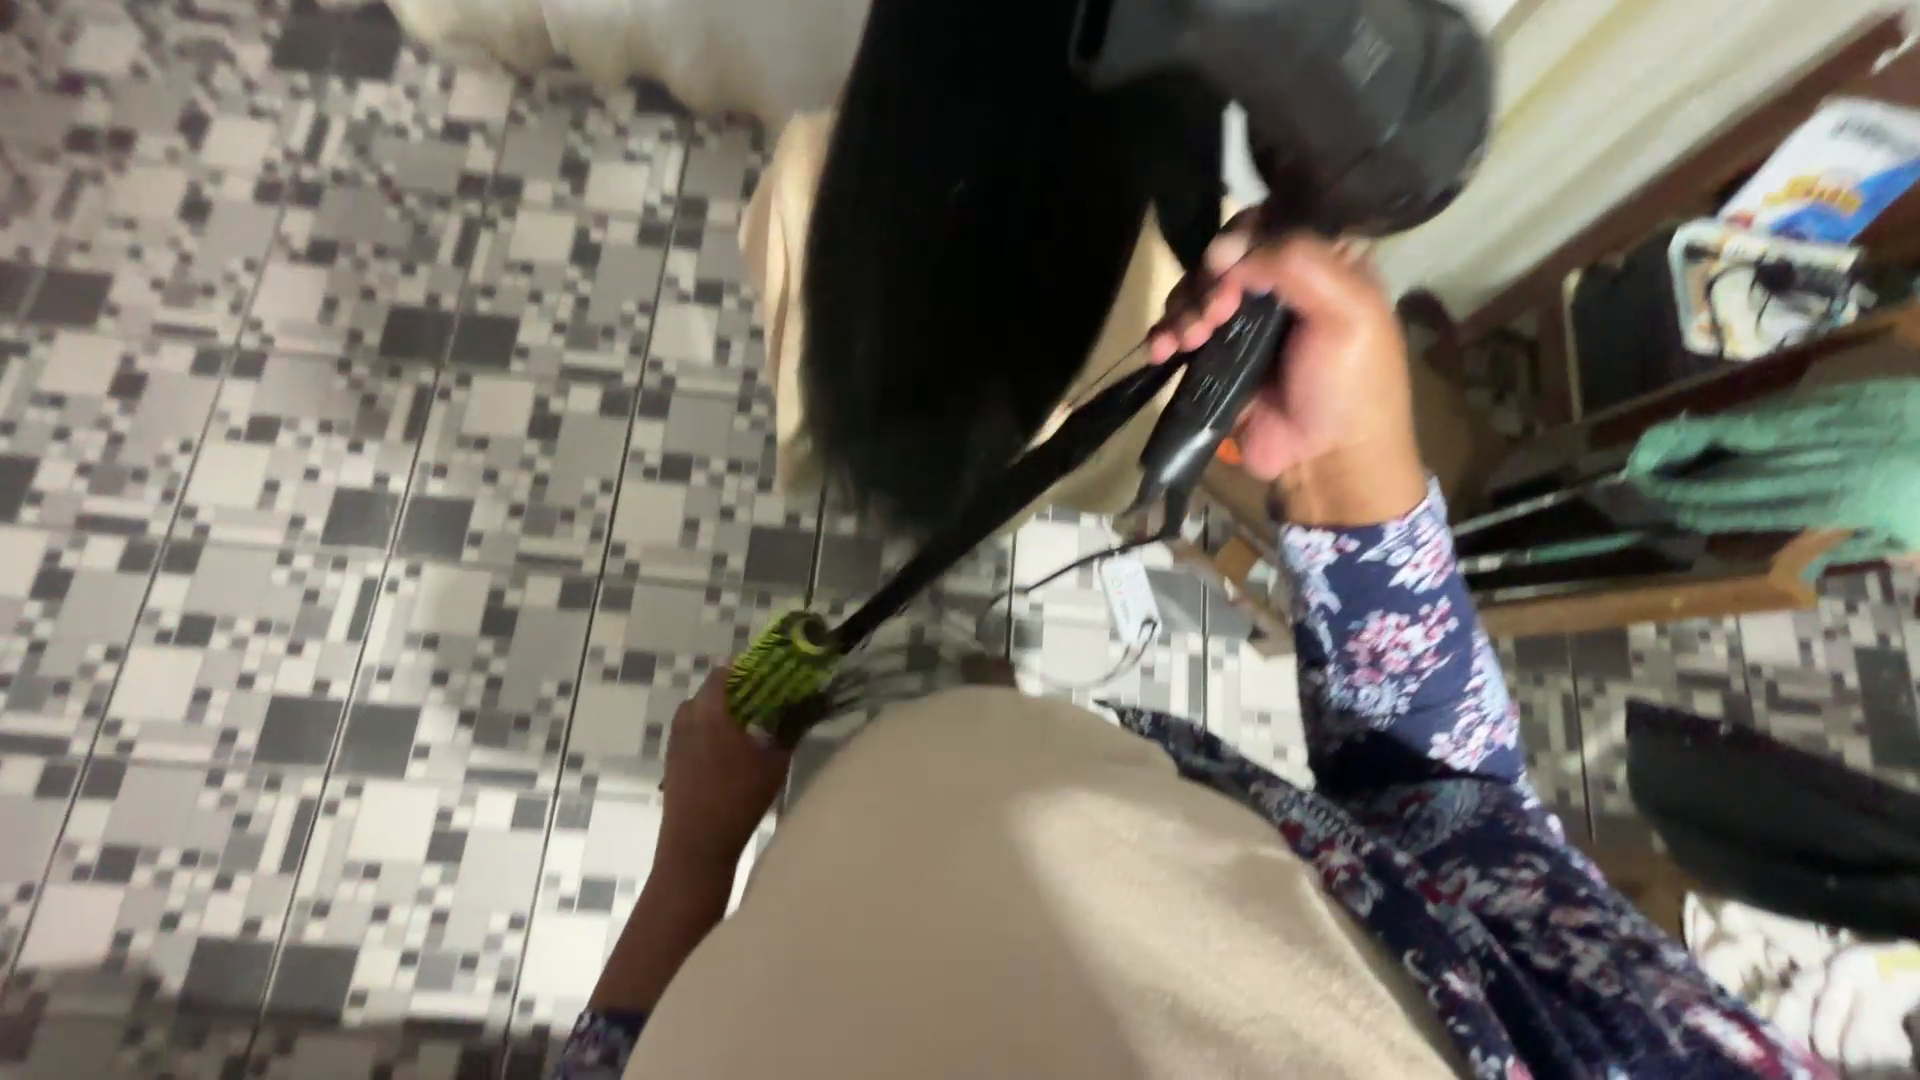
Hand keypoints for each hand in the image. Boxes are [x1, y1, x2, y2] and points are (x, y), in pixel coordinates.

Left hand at [656, 670, 791, 877]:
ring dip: (718, 712)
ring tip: (745, 725)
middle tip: (760, 700)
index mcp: (711, 713)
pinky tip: (727, 751)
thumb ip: (788, 731)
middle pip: (708, 692)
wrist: (697, 845)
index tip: (766, 674)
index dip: (744, 669)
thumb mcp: (774, 763)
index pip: (722, 674)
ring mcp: (675, 743)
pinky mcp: (672, 763)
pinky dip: (707, 731)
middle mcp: (688, 721)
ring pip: (696, 713)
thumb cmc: (739, 798)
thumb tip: (804, 708)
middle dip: (733, 691)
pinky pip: (690, 733)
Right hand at [1147, 219, 1415, 483]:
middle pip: (1222, 256)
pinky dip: (1163, 335)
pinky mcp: (1214, 358)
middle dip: (1208, 281)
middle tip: (1215, 315)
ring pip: (1195, 292)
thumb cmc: (1351, 383)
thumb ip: (1299, 263)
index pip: (1271, 222)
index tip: (1226, 264)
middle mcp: (1278, 287)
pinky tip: (1162, 351)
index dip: (1241, 235)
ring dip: (1183, 309)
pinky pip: (1177, 332)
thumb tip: (1229, 251)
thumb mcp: (1349, 311)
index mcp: (1322, 263)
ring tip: (1188, 340)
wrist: (1324, 459)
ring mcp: (1242, 324)